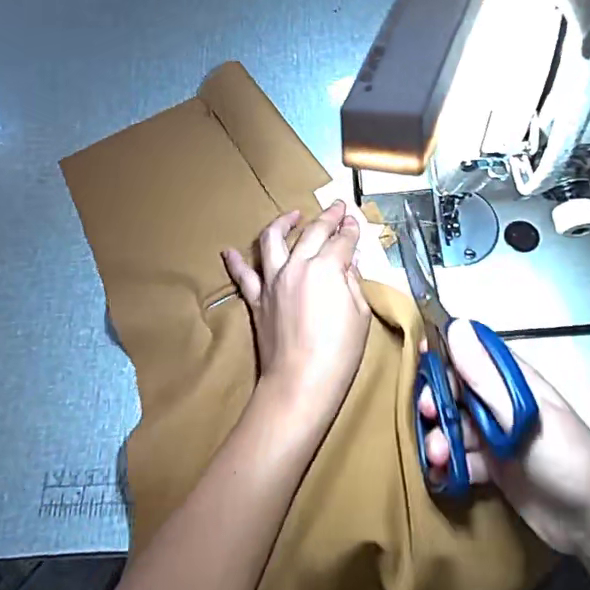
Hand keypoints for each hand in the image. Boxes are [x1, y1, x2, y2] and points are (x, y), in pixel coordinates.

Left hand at [223, 202, 371, 428]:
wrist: (300, 382)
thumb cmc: (339, 353)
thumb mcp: (360, 315)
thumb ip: (352, 283)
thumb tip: (346, 266)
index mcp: (327, 268)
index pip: (343, 241)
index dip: (351, 230)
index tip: (355, 221)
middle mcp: (298, 266)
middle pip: (313, 233)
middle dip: (328, 217)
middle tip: (336, 207)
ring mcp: (273, 281)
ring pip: (273, 241)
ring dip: (283, 223)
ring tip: (292, 215)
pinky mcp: (257, 299)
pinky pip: (243, 276)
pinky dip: (236, 262)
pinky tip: (229, 251)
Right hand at [420, 321, 589, 553]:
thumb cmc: (564, 457)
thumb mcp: (521, 414)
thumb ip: (484, 376)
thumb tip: (456, 325)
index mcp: (512, 380)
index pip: (469, 355)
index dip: (442, 359)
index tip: (418, 368)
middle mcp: (500, 404)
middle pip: (454, 393)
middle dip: (436, 404)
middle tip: (429, 418)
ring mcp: (495, 437)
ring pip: (453, 428)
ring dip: (440, 440)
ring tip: (438, 460)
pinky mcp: (492, 468)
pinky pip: (460, 460)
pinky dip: (448, 467)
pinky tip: (441, 477)